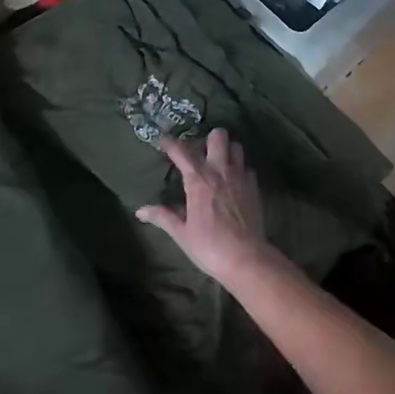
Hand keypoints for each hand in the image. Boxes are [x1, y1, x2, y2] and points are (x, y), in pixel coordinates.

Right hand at [136, 129, 281, 284]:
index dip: (170, 143)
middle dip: (208, 139)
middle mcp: (220, 170)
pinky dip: (239, 168)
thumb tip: (140, 211)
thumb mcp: (181, 233)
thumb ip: (162, 217)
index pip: (181, 151)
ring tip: (218, 163)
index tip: (163, 141)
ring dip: (226, 150)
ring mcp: (240, 176)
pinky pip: (247, 166)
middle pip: (218, 135)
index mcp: (199, 179)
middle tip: (199, 153)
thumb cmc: (209, 246)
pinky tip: (233, 181)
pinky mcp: (254, 186)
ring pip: (236, 146)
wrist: (246, 258)